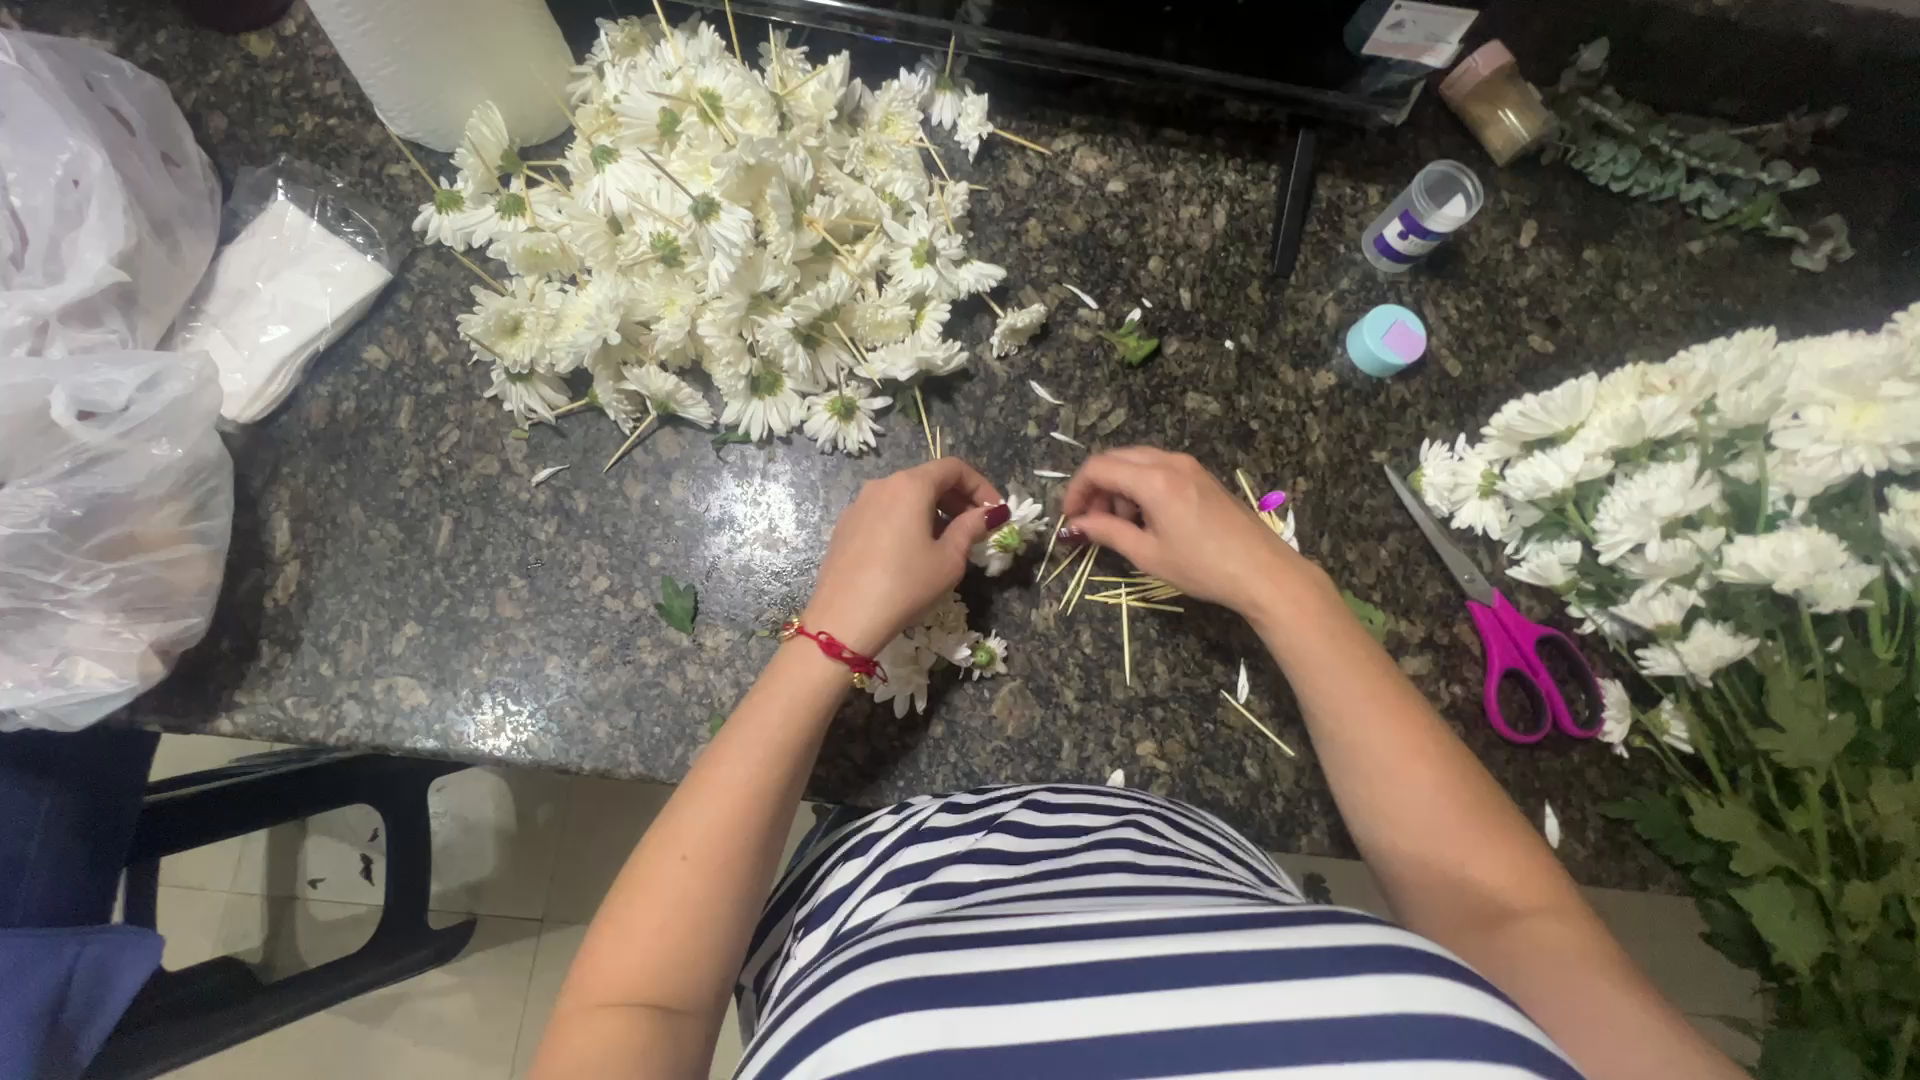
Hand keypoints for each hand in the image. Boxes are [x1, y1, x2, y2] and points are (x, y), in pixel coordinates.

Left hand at [802, 458, 1001, 654]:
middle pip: (927, 479)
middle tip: (976, 528)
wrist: (844, 619)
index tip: (995, 511)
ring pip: (904, 497)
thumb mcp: (949, 560)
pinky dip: (906, 522)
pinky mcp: (844, 527)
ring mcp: (858, 505)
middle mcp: (881, 486)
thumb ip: (970, 529)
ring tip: (947, 543)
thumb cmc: (905, 586)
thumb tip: (987, 513)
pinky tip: (912, 553)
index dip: (980, 486)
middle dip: (957, 499)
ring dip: (932, 512)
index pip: (953, 468)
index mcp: (910, 486)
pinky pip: (884, 513)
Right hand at [1061, 447, 1321, 617]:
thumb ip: (1107, 532)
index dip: (1076, 490)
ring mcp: (1189, 466)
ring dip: (1118, 488)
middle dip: (1096, 487)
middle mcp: (1170, 462)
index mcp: (1153, 480)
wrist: (1263, 572)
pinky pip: (1158, 469)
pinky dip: (1140, 487)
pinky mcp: (1201, 476)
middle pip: (1116, 459)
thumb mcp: (1147, 554)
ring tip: (1119, 526)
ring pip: (1137, 462)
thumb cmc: (1202, 567)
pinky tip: (1146, 520)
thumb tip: (1076, 525)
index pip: (1098, 468)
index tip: (1070, 518)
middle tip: (1090, 522)